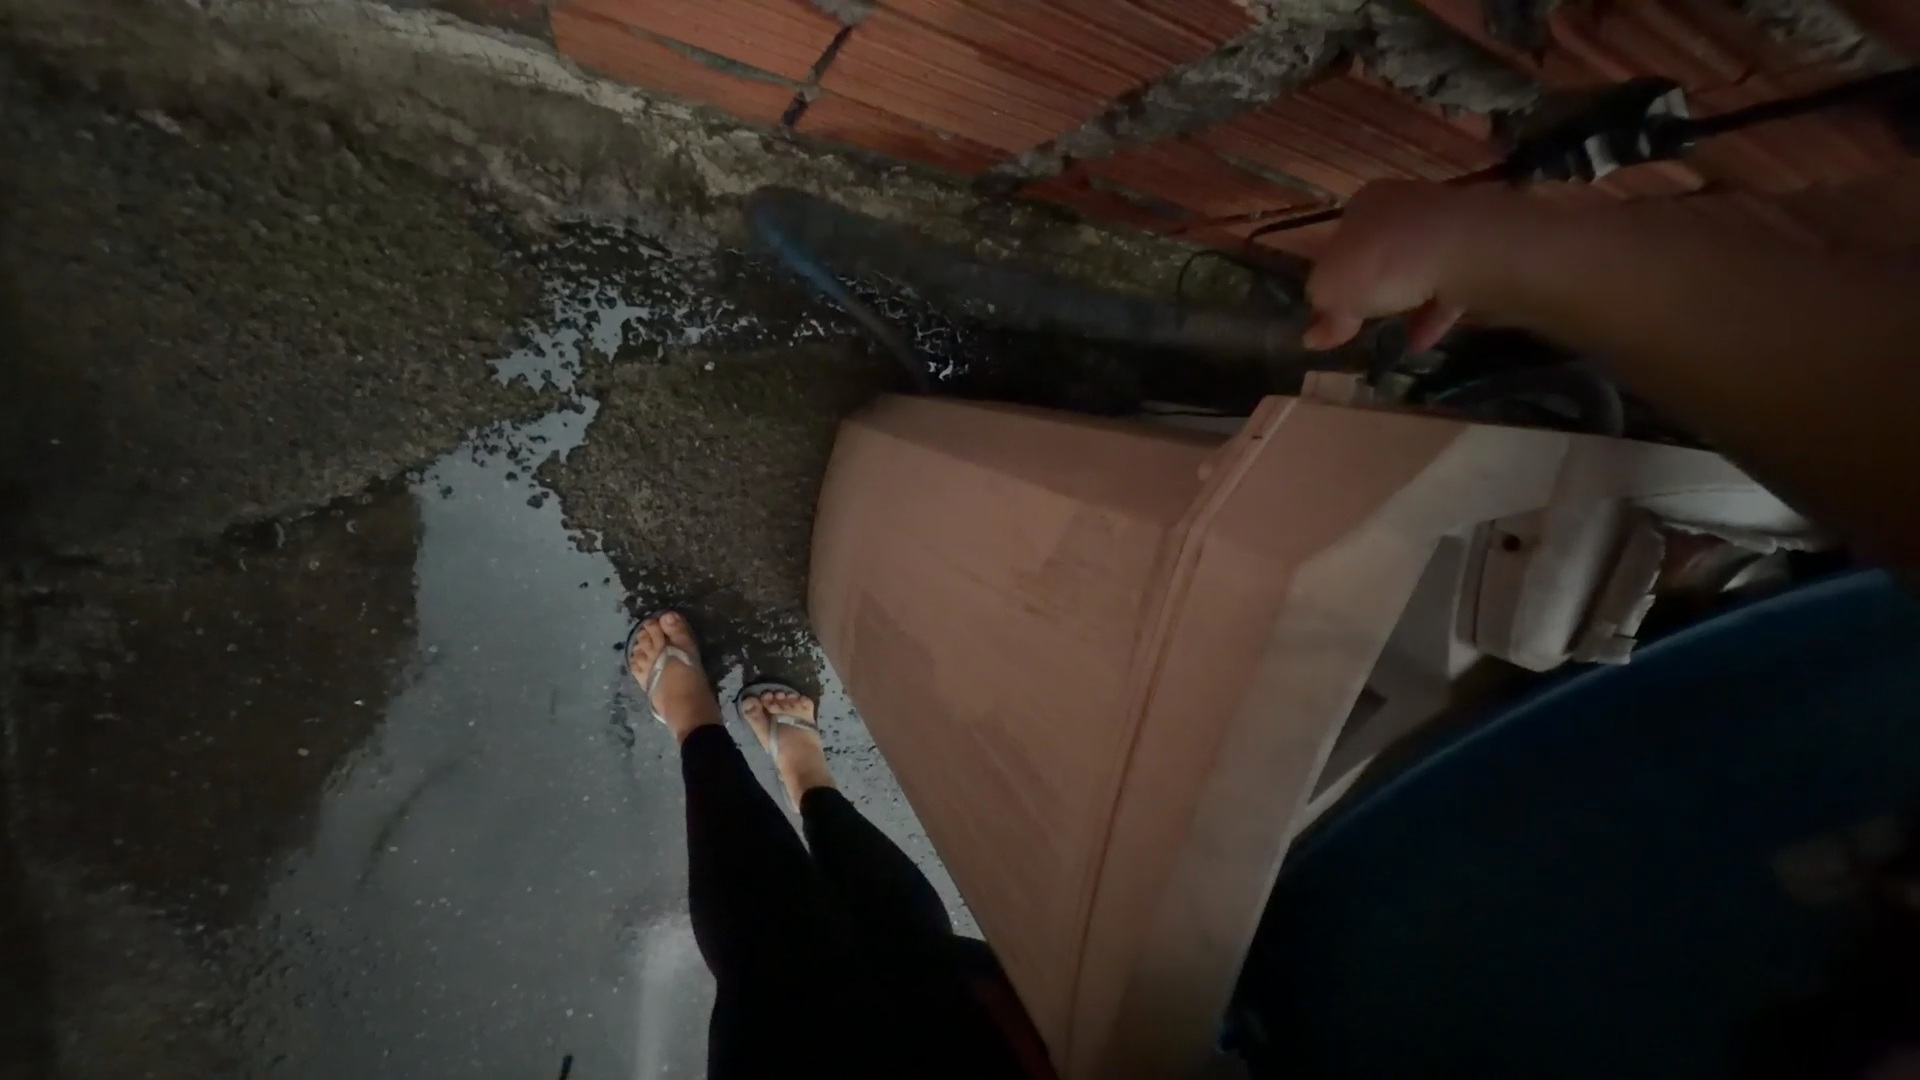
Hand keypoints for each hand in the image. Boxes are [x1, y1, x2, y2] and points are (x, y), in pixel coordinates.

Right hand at [1302, 180, 1495, 352]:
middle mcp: (1401, 204)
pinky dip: (1431, 314)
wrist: (1465, 251)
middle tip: (1356, 324)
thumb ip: (1323, 315)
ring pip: (1412, 269)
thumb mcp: (1331, 293)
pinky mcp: (1475, 247)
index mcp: (1361, 205)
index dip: (1328, 280)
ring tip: (1389, 338)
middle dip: (1367, 289)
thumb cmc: (1381, 263)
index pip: (1336, 244)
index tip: (1328, 311)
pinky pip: (1446, 286)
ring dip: (1402, 303)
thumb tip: (1313, 337)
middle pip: (1375, 255)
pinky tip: (1418, 342)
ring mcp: (1442, 223)